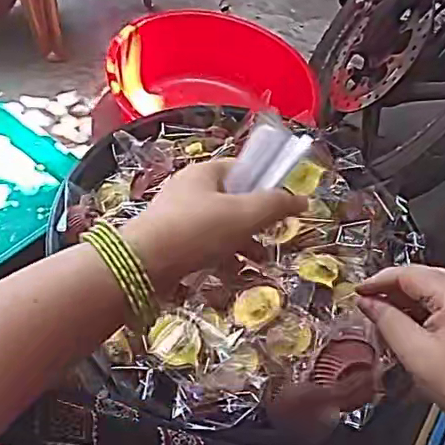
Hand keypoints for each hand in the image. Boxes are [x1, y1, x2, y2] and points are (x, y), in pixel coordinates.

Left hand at [120, 160, 305, 284]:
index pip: (243, 169)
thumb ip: (275, 205)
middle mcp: (189, 191)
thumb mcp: (244, 214)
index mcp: (205, 172)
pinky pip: (203, 248)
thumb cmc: (196, 230)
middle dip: (256, 221)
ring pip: (219, 227)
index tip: (283, 206)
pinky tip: (235, 275)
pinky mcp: (170, 245)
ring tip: (260, 262)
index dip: (266, 184)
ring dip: (242, 244)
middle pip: (232, 201)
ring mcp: (177, 218)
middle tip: (274, 236)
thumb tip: (302, 199)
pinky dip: (222, 259)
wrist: (143, 264)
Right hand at [355, 265, 444, 444]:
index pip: (411, 274)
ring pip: (442, 288)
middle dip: (396, 289)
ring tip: (387, 315)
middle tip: (369, 303)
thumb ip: (387, 320)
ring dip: (414, 299)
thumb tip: (366, 301)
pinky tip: (415, 323)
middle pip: (428, 277)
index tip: (358, 291)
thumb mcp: (416, 354)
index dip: (380, 281)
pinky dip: (433, 308)